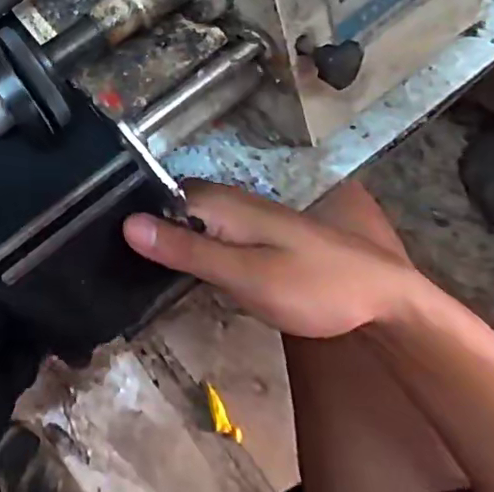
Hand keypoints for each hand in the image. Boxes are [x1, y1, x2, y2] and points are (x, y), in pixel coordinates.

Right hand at [122, 179, 427, 338]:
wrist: (381, 294)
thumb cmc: (313, 286)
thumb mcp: (245, 277)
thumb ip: (187, 251)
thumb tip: (128, 224)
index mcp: (219, 203)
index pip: (157, 199)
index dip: (135, 221)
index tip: (111, 249)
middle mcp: (227, 199)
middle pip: (172, 205)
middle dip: (149, 227)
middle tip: (125, 264)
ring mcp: (244, 213)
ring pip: (190, 218)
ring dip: (171, 238)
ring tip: (147, 267)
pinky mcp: (255, 231)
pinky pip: (209, 229)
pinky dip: (194, 245)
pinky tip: (189, 267)